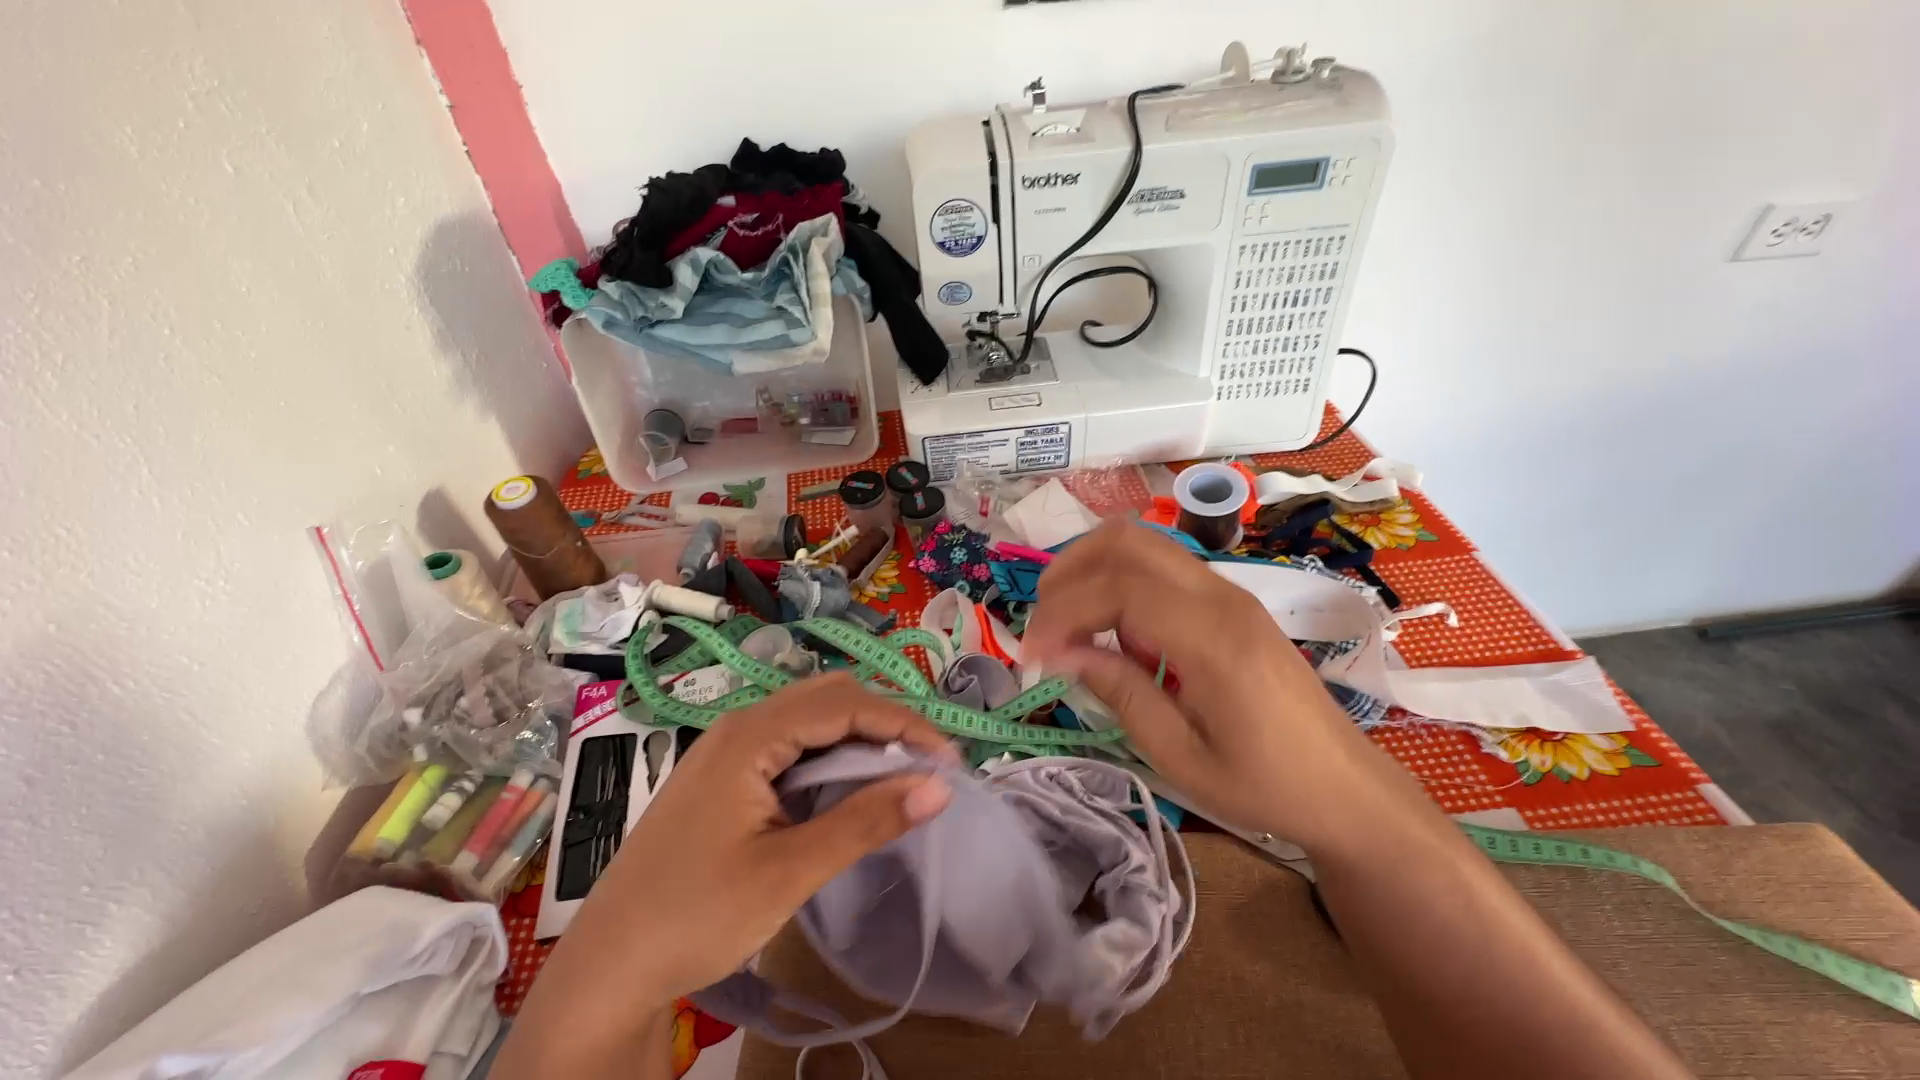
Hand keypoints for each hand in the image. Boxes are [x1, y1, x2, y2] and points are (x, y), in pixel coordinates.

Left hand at [513, 676, 954, 1032]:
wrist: (609, 966)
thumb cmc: (697, 915)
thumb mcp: (789, 871)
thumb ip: (865, 822)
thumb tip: (940, 786)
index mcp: (750, 735)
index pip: (846, 704)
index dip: (905, 725)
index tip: (950, 764)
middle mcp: (737, 727)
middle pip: (828, 698)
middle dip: (886, 722)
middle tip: (929, 767)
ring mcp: (726, 751)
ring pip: (809, 720)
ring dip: (860, 738)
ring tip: (900, 777)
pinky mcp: (723, 778)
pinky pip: (789, 746)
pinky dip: (831, 758)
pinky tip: (848, 789)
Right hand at [1023, 522, 1385, 848]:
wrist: (1345, 786)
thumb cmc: (1265, 785)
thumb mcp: (1181, 756)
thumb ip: (1121, 693)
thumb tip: (1061, 654)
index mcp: (1212, 639)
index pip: (1118, 589)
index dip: (1062, 613)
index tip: (1032, 656)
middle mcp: (1222, 598)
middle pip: (1126, 541)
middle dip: (1068, 571)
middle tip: (1042, 625)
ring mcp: (1230, 594)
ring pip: (1144, 545)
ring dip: (1093, 571)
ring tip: (1068, 626)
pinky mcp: (1232, 603)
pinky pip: (1164, 569)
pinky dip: (1122, 584)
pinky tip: (1115, 637)